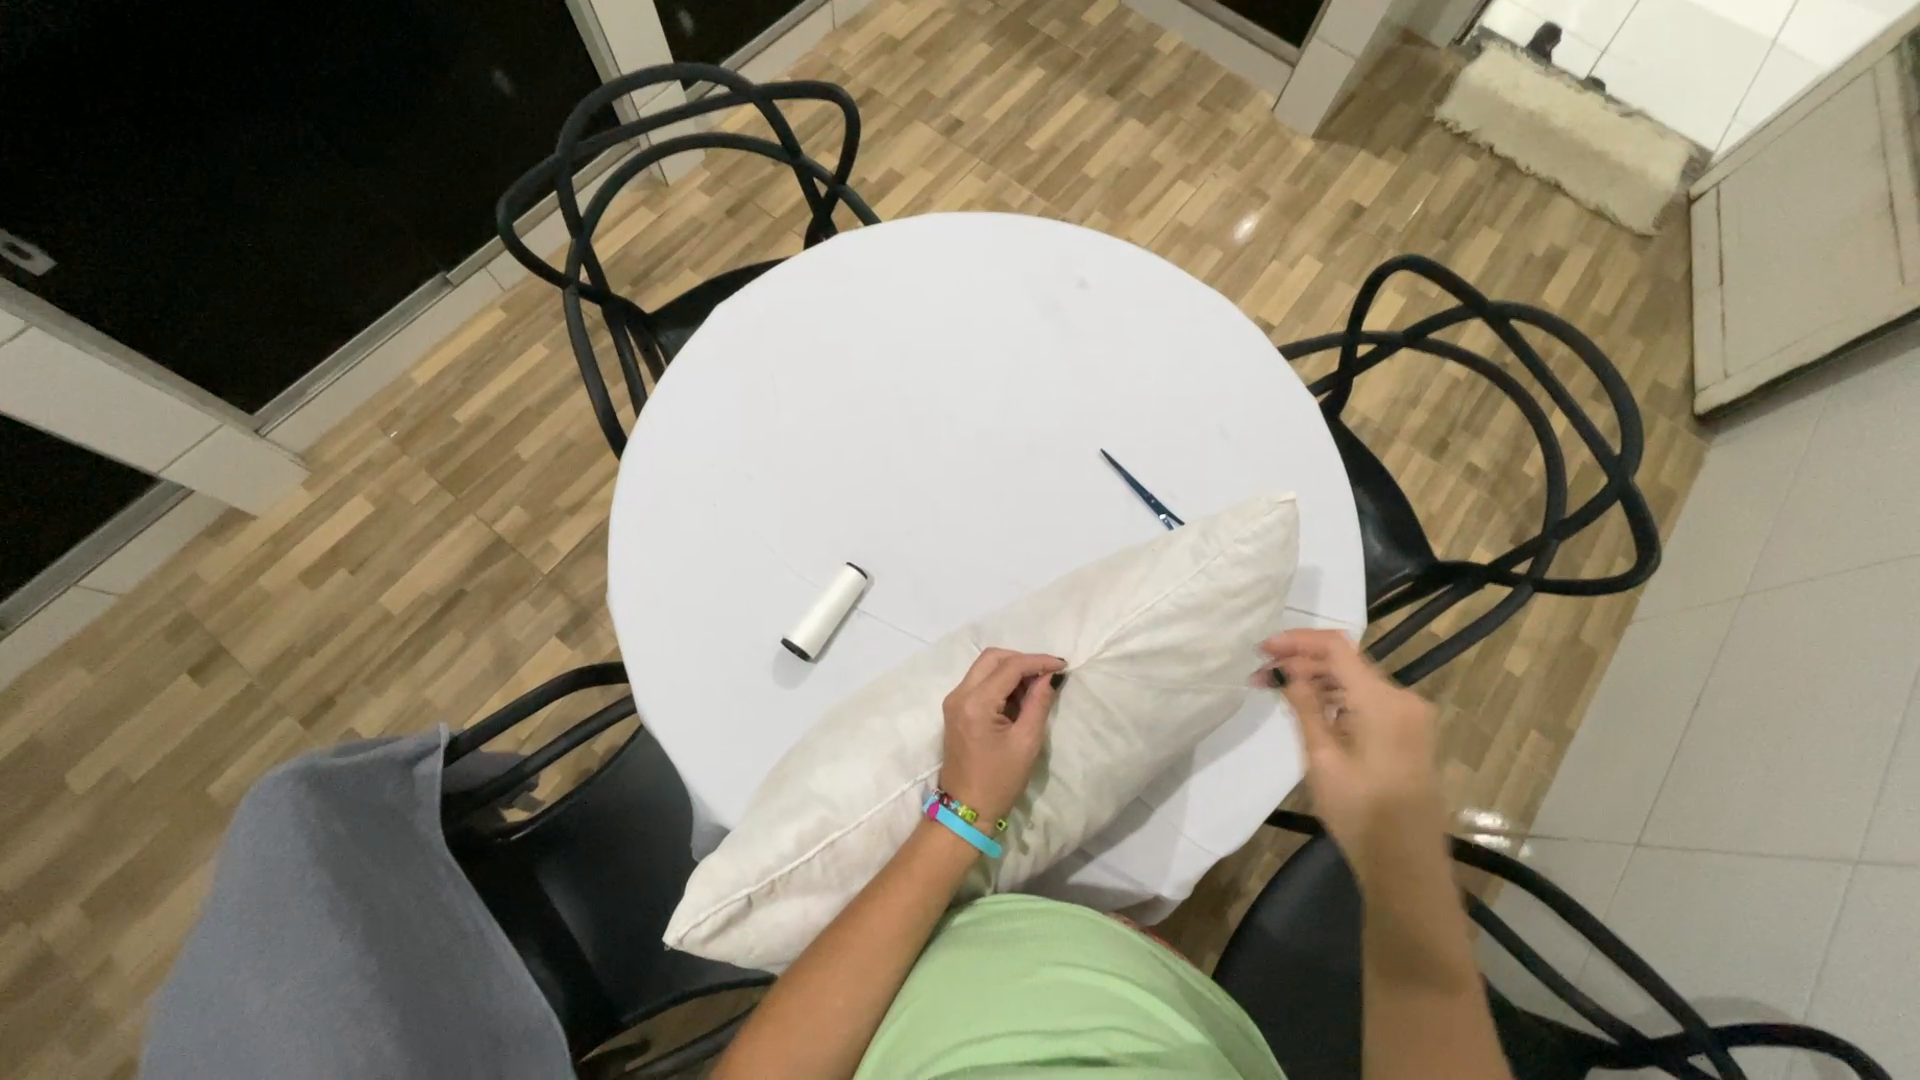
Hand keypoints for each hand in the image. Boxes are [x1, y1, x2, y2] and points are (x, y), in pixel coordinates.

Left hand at [939, 649, 1065, 824]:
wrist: (966, 808)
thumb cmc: (999, 780)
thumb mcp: (1027, 742)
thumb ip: (1039, 703)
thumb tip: (1050, 676)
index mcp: (975, 703)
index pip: (1009, 666)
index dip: (1038, 662)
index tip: (1062, 666)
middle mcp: (959, 694)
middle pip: (992, 658)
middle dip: (1022, 660)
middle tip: (1048, 674)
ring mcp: (954, 701)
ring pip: (984, 667)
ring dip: (1011, 670)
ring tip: (1037, 687)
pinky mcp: (956, 709)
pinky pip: (980, 682)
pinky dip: (1000, 682)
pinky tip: (1020, 696)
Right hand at [1259, 630, 1445, 883]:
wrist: (1406, 864)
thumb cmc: (1360, 812)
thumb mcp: (1322, 758)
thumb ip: (1304, 706)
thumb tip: (1284, 668)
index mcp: (1383, 701)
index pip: (1336, 648)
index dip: (1297, 641)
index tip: (1261, 649)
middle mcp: (1403, 699)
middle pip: (1346, 662)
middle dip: (1301, 661)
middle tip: (1260, 676)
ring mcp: (1409, 716)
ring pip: (1355, 680)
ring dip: (1316, 679)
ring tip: (1276, 691)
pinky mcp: (1407, 732)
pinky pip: (1367, 699)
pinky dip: (1336, 696)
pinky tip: (1308, 707)